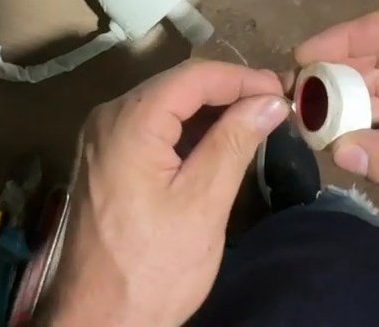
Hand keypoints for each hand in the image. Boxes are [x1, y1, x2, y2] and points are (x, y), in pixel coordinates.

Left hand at [46, 60, 288, 325]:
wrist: (97, 322)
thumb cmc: (152, 268)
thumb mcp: (202, 205)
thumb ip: (234, 144)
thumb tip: (270, 101)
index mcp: (129, 120)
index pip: (192, 76)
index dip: (239, 77)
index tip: (281, 89)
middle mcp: (108, 115)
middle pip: (175, 85)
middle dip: (226, 90)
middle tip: (273, 104)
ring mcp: (102, 136)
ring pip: (164, 104)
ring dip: (208, 109)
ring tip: (255, 119)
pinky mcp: (105, 157)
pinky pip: (150, 126)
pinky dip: (185, 129)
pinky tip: (217, 141)